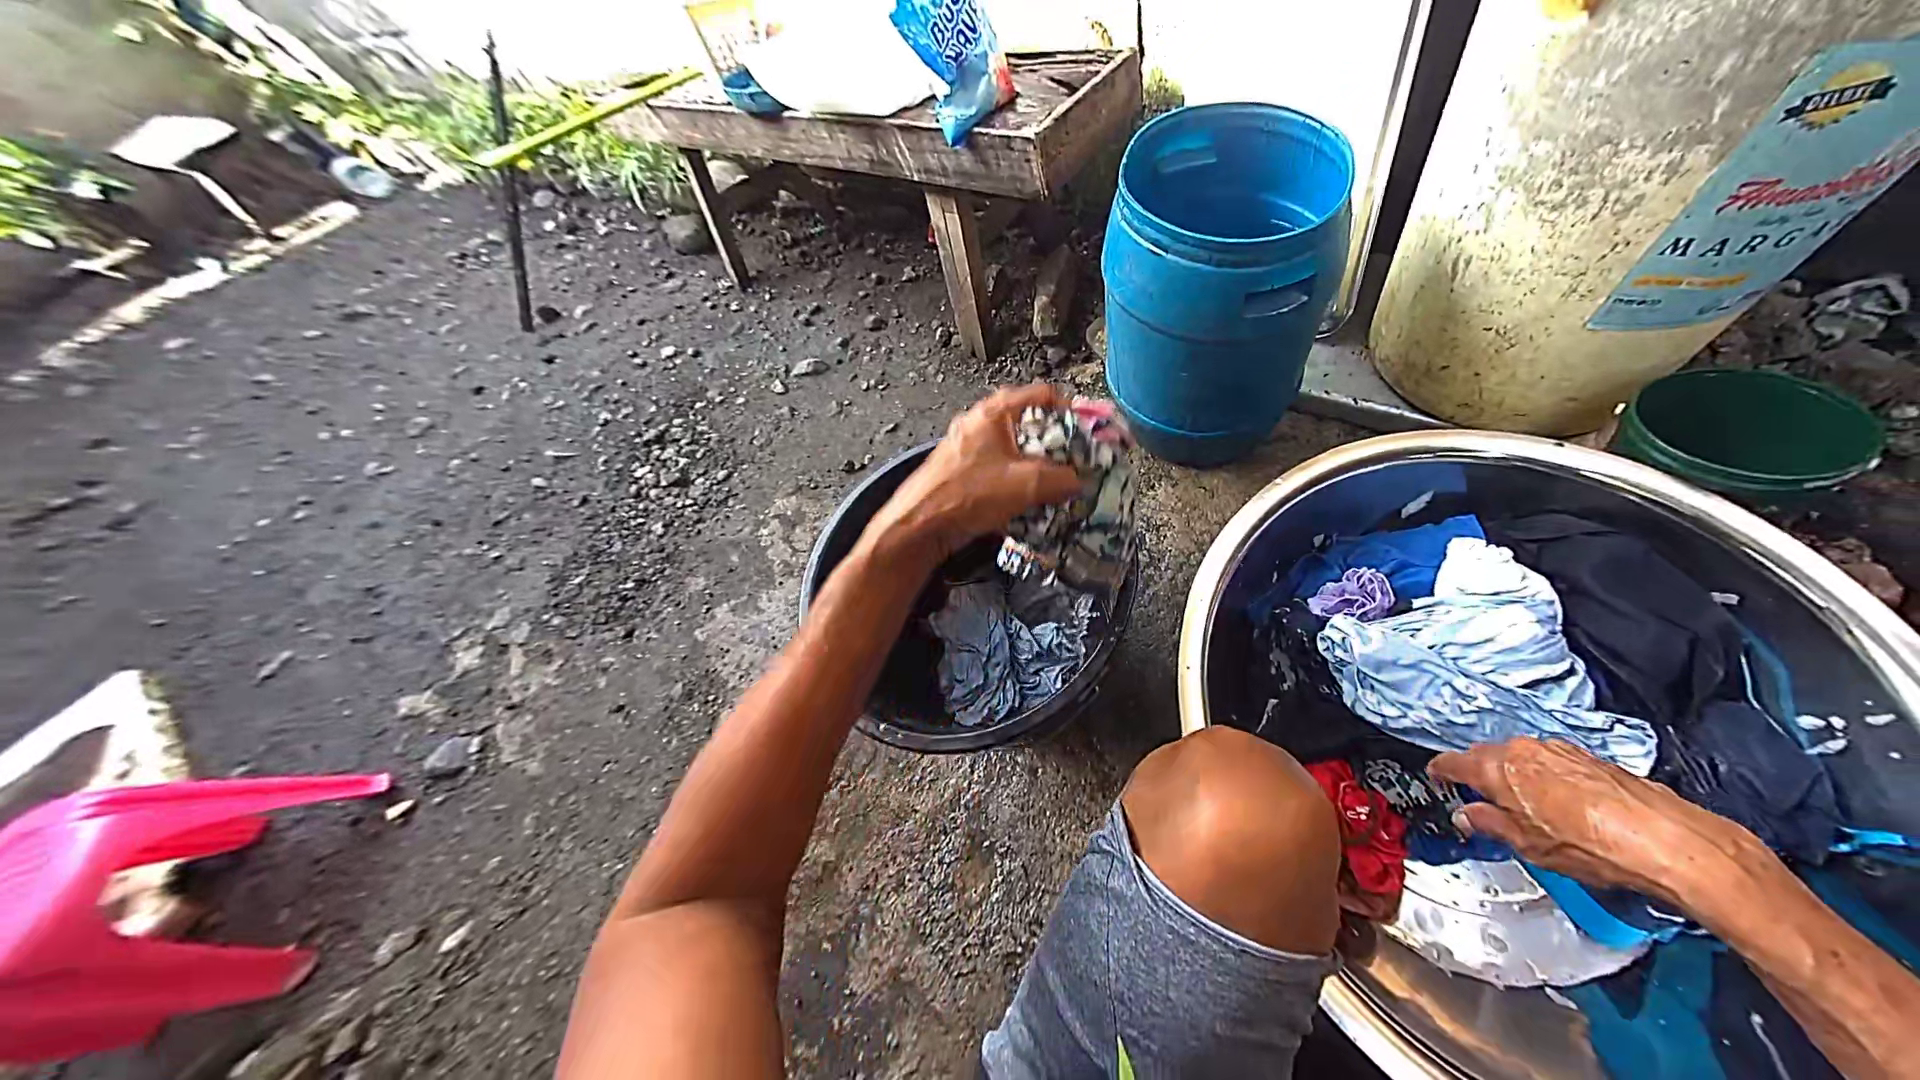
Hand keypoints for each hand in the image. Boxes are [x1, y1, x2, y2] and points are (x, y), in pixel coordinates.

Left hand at [864, 384, 1084, 565]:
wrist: (919, 526)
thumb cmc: (967, 494)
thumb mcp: (1027, 483)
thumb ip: (1062, 478)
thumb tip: (1078, 480)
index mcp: (993, 412)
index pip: (1042, 394)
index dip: (1070, 409)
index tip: (1086, 431)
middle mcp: (978, 424)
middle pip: (1028, 424)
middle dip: (1055, 444)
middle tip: (1075, 462)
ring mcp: (967, 449)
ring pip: (1013, 451)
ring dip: (1036, 468)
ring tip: (1056, 487)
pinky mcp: (961, 474)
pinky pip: (998, 472)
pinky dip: (1016, 483)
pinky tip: (1028, 503)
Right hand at [1428, 738, 1760, 905]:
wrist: (1673, 844)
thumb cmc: (1596, 846)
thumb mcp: (1528, 845)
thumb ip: (1489, 824)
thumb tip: (1469, 816)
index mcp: (1495, 767)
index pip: (1450, 762)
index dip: (1440, 774)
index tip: (1438, 782)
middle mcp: (1522, 749)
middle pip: (1484, 757)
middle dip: (1480, 776)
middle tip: (1485, 805)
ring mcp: (1558, 749)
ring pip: (1519, 758)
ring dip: (1515, 776)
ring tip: (1529, 809)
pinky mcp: (1590, 757)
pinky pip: (1551, 761)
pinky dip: (1546, 777)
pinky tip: (1564, 806)